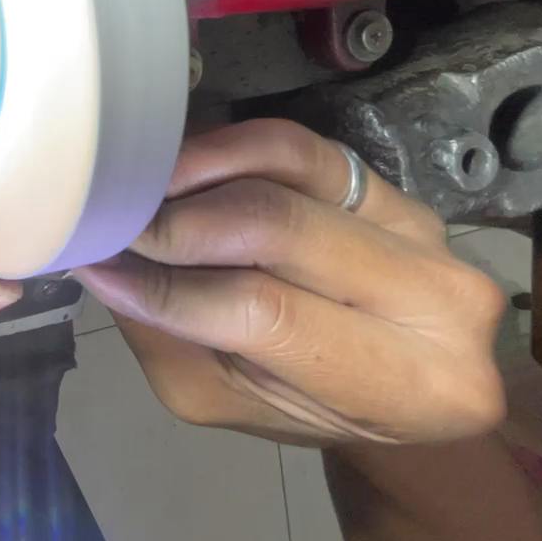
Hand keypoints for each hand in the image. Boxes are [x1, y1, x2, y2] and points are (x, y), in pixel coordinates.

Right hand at [74, 119, 507, 446]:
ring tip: (139, 191)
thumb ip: (159, 327)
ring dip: (190, 173)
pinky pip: (290, 142)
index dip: (166, 285)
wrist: (365, 380)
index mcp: (413, 385)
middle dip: (173, 221)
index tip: (97, 265)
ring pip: (284, 169)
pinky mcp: (379, 179)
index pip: (264, 311)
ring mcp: (418, 226)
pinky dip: (219, 146)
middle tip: (113, 222)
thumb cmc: (284, 398)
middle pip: (276, 226)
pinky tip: (175, 167)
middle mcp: (444, 301)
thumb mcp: (212, 392)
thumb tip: (96, 255)